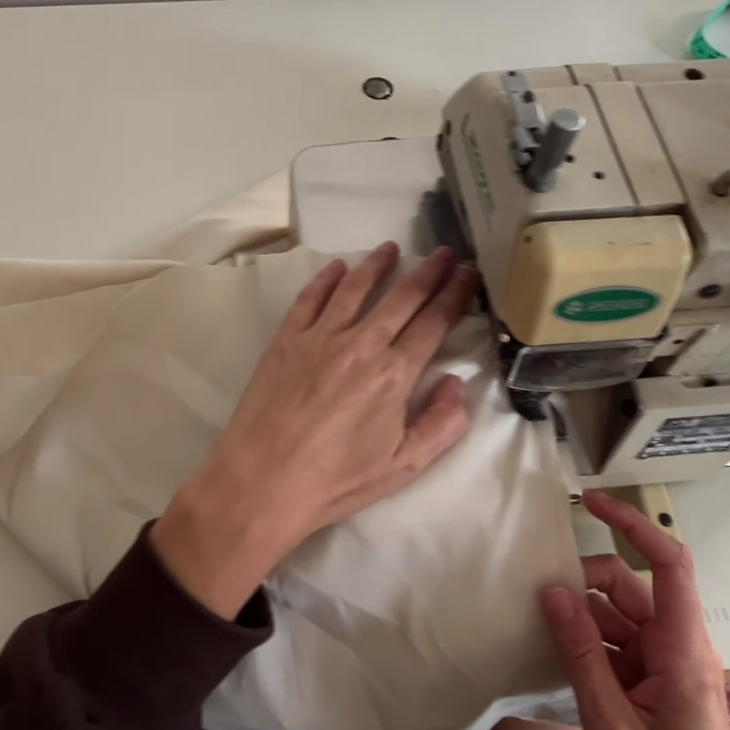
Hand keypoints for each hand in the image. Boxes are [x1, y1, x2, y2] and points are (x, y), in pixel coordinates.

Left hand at [151, 242, 478, 617]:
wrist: (261, 481)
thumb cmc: (336, 481)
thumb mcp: (403, 466)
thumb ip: (441, 424)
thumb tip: (458, 384)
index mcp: (394, 374)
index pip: (434, 323)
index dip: (455, 295)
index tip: (467, 273)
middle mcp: (361, 345)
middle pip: (401, 298)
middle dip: (427, 272)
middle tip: (442, 252)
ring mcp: (319, 337)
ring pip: (355, 289)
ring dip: (377, 265)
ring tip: (392, 248)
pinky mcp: (286, 340)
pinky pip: (310, 299)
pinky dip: (326, 279)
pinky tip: (337, 267)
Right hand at [539, 493, 729, 729]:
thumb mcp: (611, 726)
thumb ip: (581, 655)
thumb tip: (553, 590)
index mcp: (684, 652)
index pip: (670, 566)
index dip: (634, 524)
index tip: (590, 502)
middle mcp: (681, 648)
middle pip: (632, 587)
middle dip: (585, 580)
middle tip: (536, 593)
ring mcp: (671, 666)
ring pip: (621, 615)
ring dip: (582, 614)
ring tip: (538, 625)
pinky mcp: (659, 684)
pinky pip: (621, 643)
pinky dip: (589, 641)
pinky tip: (556, 653)